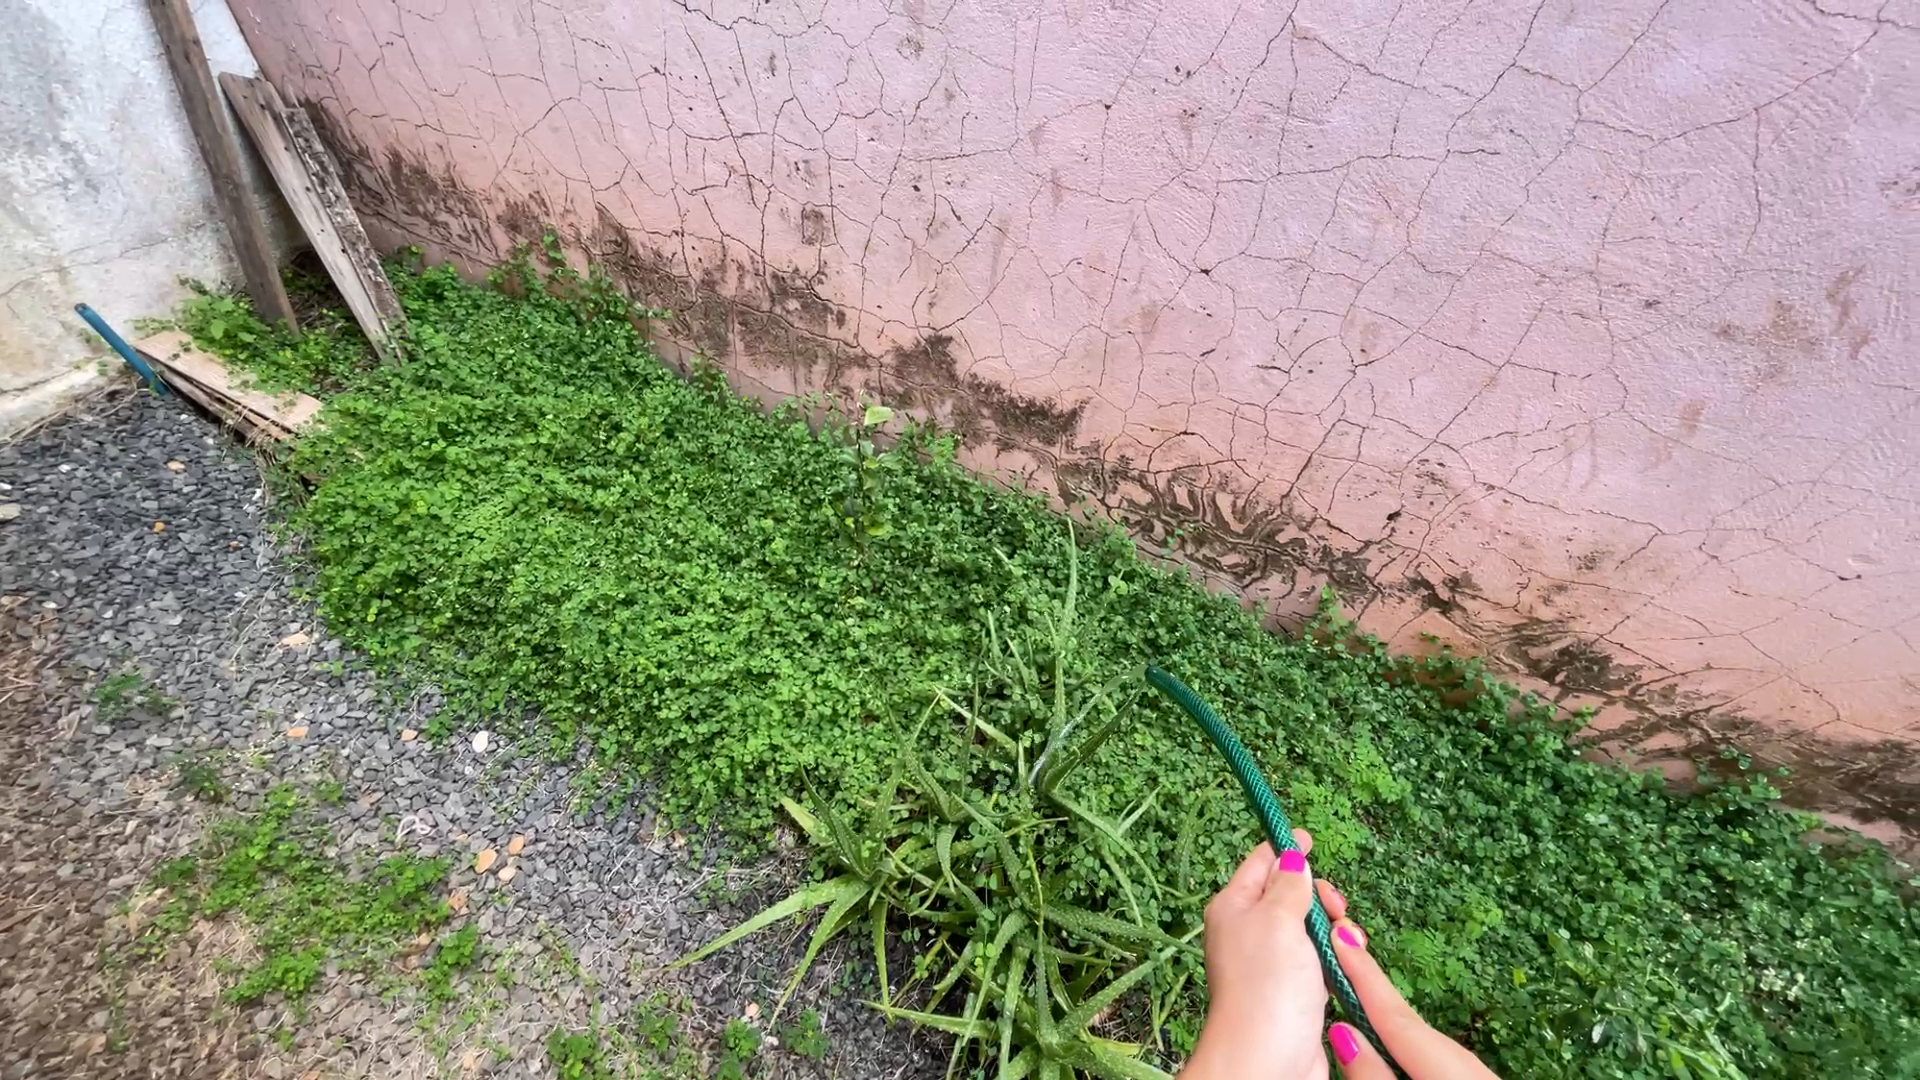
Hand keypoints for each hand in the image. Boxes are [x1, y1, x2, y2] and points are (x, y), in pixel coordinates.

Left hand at [1179, 829, 1333, 1079]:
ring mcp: (1269, 962)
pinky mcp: (1292, 991)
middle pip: (1286, 895)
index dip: (1285, 848)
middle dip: (1316, 893)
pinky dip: (1333, 956)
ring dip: (1330, 927)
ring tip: (1347, 937)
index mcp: (1233, 905)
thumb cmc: (1268, 983)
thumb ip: (1289, 886)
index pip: (1259, 863)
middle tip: (1337, 905)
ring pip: (1306, 928)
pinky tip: (1349, 962)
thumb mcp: (1278, 920)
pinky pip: (1316, 960)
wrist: (1268, 1059)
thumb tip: (1291, 856)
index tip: (1309, 837)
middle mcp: (1247, 929)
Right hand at [1320, 886, 1500, 1079]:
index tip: (1334, 927)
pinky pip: (1431, 1051)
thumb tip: (1342, 1032)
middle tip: (1331, 932)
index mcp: (1445, 1064)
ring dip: (1382, 1002)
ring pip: (1417, 1034)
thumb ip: (1376, 1077)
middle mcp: (1461, 1063)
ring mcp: (1471, 1073)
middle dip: (1366, 976)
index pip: (1391, 1011)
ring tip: (1349, 974)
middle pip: (1403, 1016)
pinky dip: (1402, 1029)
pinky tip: (1388, 1029)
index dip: (1359, 970)